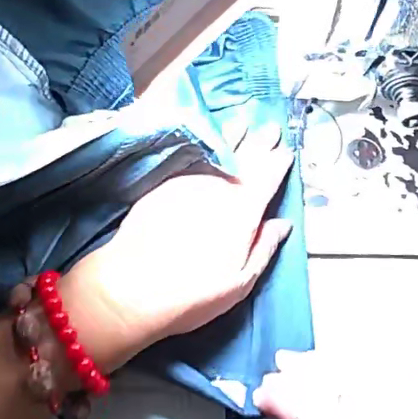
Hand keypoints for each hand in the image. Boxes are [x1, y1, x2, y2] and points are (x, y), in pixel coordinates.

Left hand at [62, 130, 294, 370]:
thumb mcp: (239, 282)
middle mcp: (217, 189)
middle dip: (260, 142)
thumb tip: (281, 226)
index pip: (267, 177)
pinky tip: (206, 147)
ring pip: (216, 154)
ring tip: (241, 125)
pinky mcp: (163, 185)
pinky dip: (204, 149)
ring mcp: (188, 183)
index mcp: (242, 211)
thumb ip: (264, 248)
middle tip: (270, 128)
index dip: (279, 162)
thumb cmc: (190, 293)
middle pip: (244, 159)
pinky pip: (191, 160)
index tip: (286, 151)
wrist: (131, 288)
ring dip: (232, 138)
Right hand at [254, 349, 417, 418]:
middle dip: (300, 372)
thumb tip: (282, 406)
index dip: (279, 396)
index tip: (261, 391)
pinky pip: (377, 362)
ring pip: (353, 361)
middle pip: (331, 376)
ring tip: (299, 365)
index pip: (309, 411)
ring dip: (323, 362)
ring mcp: (417, 398)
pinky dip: (351, 361)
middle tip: (277, 370)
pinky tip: (335, 368)